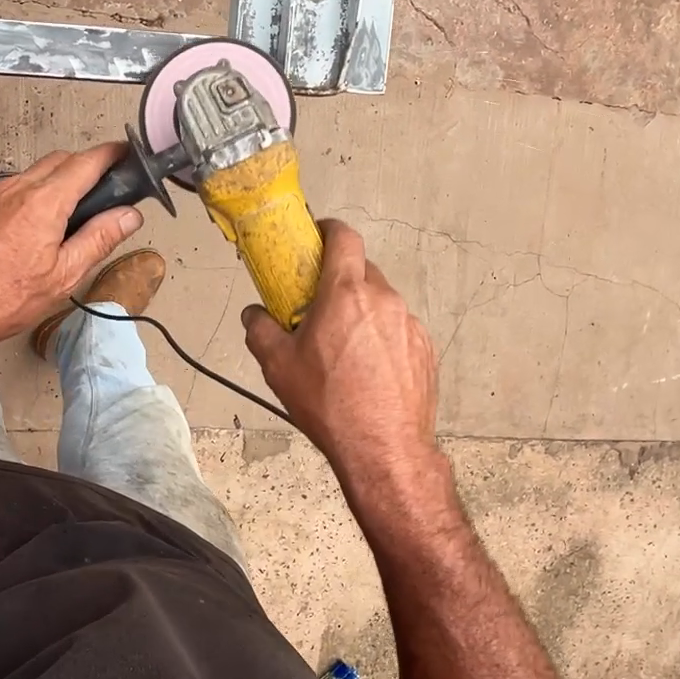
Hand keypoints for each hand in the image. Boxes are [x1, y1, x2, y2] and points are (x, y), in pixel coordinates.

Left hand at [0, 143, 144, 351]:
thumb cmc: (4, 301)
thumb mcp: (65, 275)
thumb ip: (100, 238)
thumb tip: (128, 216)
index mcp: (42, 204)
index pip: (85, 162)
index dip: (109, 154)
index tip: (122, 153)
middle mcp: (12, 189)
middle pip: (57, 161)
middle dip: (81, 169)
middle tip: (96, 193)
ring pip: (28, 175)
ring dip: (48, 186)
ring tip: (54, 223)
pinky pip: (2, 190)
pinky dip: (19, 199)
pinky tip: (19, 231)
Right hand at [242, 220, 439, 476]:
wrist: (383, 449)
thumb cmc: (327, 402)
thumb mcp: (277, 366)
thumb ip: (260, 330)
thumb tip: (254, 315)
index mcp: (346, 293)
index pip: (344, 237)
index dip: (329, 230)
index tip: (316, 237)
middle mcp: (384, 299)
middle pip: (362, 270)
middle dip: (339, 280)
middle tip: (318, 308)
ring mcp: (410, 324)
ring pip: (381, 302)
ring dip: (361, 312)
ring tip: (343, 349)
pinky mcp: (425, 350)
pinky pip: (398, 330)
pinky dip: (382, 338)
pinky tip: (369, 371)